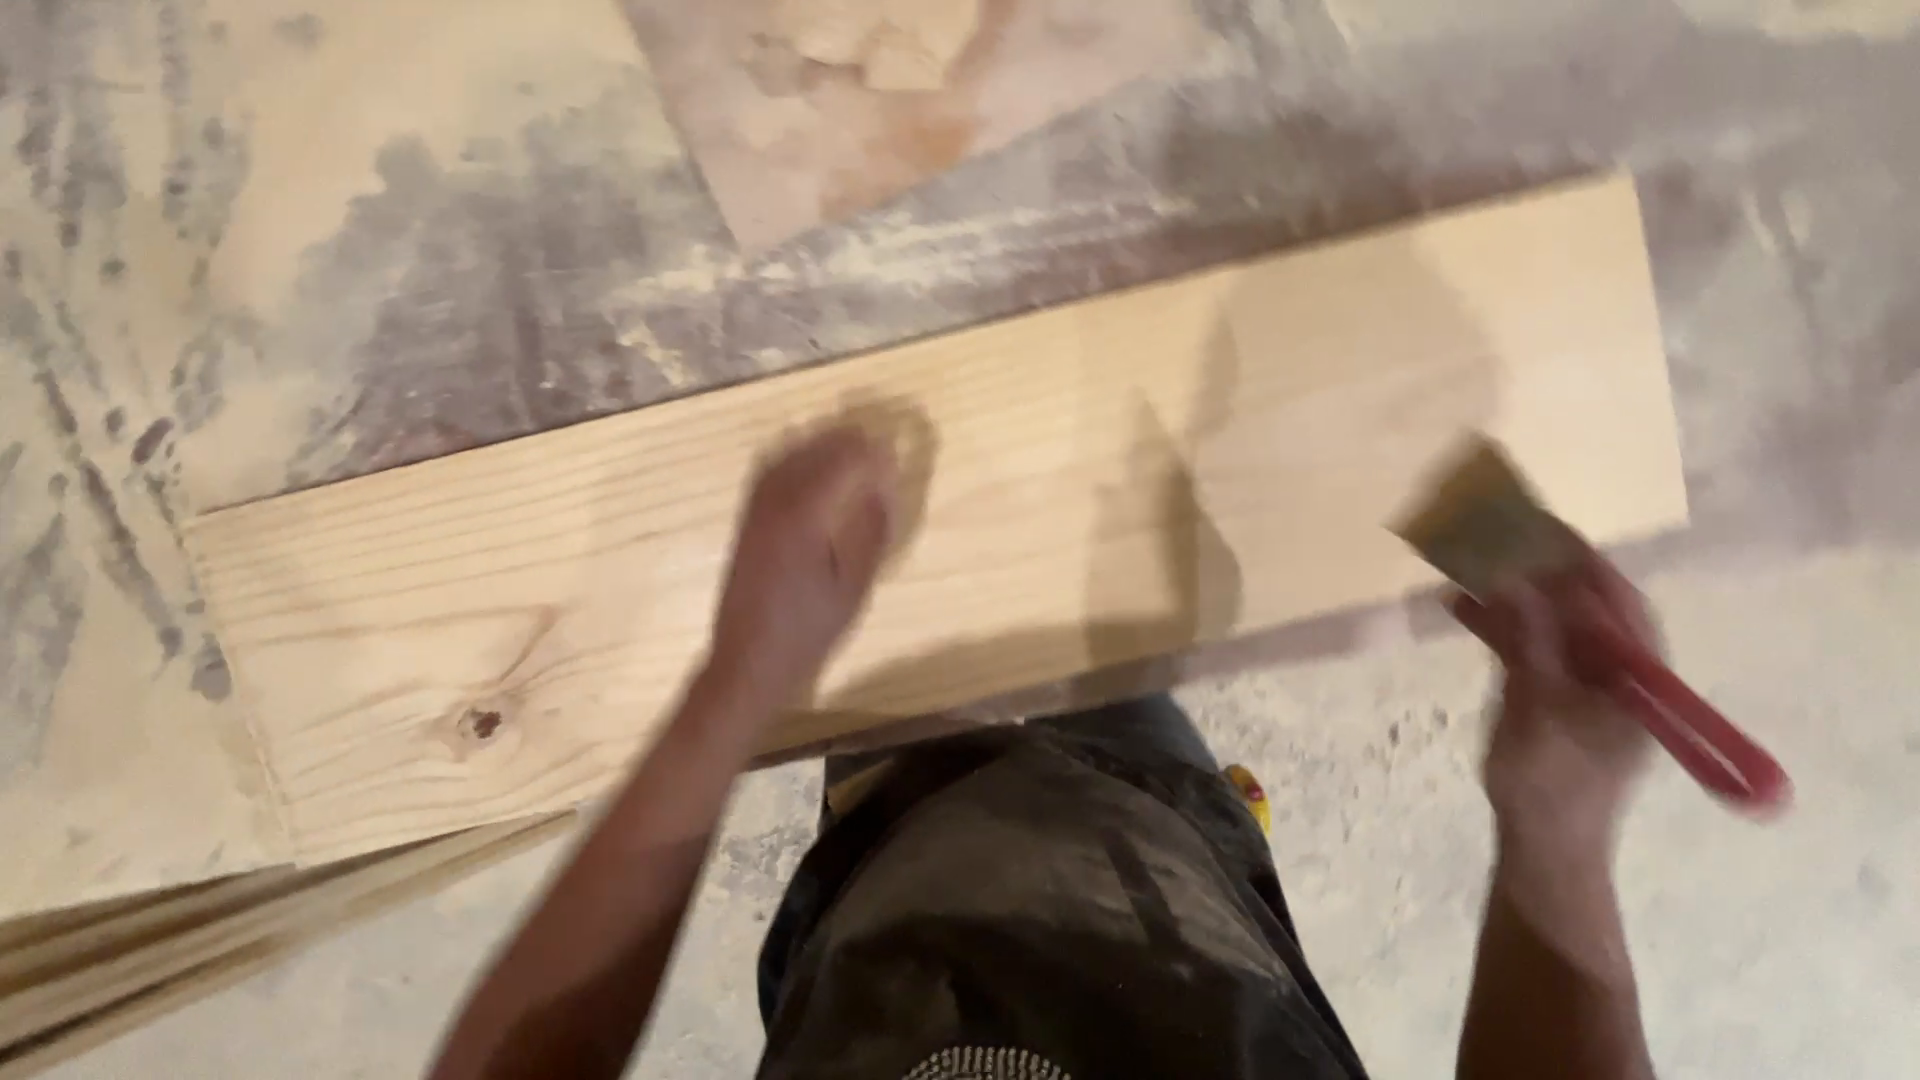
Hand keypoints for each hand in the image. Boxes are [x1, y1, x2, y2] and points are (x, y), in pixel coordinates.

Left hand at [704, 425, 898, 711]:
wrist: (749, 658)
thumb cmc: (809, 629)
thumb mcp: (853, 587)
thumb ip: (870, 532)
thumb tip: (884, 488)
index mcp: (804, 517)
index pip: (841, 464)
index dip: (870, 451)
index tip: (894, 446)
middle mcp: (774, 504)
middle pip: (811, 451)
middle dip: (846, 439)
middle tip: (877, 438)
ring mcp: (754, 510)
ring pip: (786, 455)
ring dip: (818, 442)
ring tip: (848, 442)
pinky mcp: (745, 521)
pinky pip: (768, 471)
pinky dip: (792, 456)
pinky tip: (809, 463)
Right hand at [1451, 551, 1657, 855]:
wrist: (1543, 841)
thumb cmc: (1550, 781)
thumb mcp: (1538, 708)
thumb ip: (1530, 642)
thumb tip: (1516, 581)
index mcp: (1635, 676)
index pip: (1617, 603)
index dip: (1583, 562)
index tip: (1545, 528)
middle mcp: (1615, 672)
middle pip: (1580, 608)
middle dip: (1537, 572)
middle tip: (1495, 539)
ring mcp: (1581, 684)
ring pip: (1547, 624)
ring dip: (1509, 596)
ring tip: (1466, 566)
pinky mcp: (1549, 695)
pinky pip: (1525, 647)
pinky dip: (1496, 627)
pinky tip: (1458, 607)